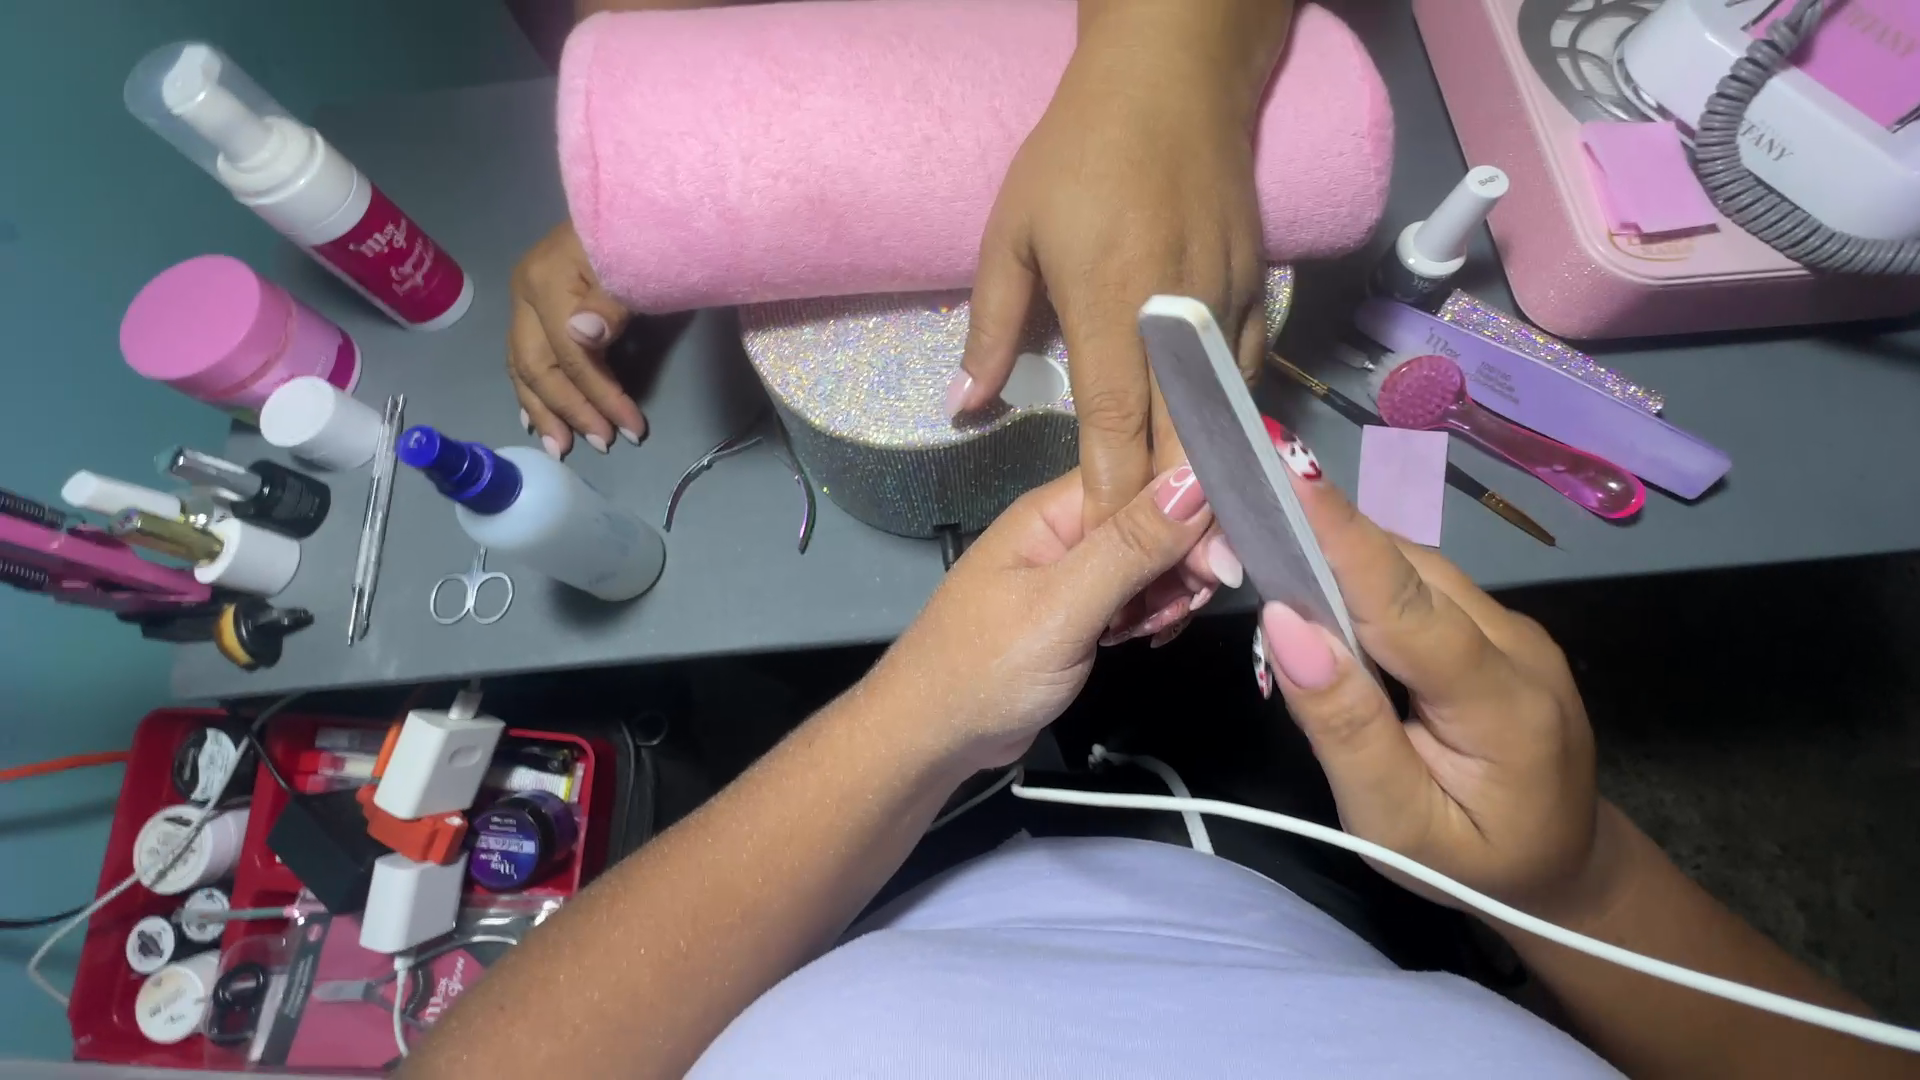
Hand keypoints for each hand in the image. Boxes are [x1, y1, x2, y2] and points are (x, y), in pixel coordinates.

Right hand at [507, 222, 646, 457]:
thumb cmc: (638, 234)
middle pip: (536, 366)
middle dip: (568, 411)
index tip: (631, 429)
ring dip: (544, 410)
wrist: (633, 202)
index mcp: (546, 283)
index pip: (568, 356)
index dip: (599, 396)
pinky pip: (527, 356)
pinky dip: (533, 390)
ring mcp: (527, 299)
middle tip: (600, 445)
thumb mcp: (632, 266)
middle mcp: (526, 292)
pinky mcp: (537, 306)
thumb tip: (582, 336)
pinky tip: (535, 417)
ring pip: (524, 366)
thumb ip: (609, 302)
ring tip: (560, 446)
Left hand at [872, 464, 1217, 770]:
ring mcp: (1074, 571)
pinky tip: (1142, 640)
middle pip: (1156, 519)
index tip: (1215, 564)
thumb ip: (1130, 547)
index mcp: (1055, 509)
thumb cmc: (987, 667)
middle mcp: (1067, 529)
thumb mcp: (1062, 607)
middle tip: (1177, 609)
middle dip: (1181, 561)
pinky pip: (1134, 595)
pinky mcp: (1081, 609)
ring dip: (1166, 594)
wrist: (936, 735)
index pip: (1145, 476)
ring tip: (1147, 632)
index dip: (1191, 510)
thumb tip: (1198, 476)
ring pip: (1152, 562)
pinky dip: (1149, 615)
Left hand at [954, 21, 1270, 530]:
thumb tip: (965, 404)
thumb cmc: (1077, 158)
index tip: (1109, 554)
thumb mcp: (1011, 236)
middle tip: (1170, 575)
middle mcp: (1178, 321)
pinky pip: (1245, 380)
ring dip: (1209, 480)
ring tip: (1199, 539)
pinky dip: (1229, 426)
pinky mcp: (1257, 296)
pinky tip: (1215, 459)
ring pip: (1222, 418)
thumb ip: (992, 330)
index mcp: (1113, 312)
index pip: (1114, 427)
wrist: (1173, 77)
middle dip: (1175, 512)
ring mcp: (1227, 309)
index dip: (1114, 498)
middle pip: (1179, 439)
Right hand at [1260, 441, 1612, 921]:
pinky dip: (1360, 572)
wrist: (1566, 871)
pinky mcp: (1491, 627)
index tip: (1289, 474)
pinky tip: (1320, 584)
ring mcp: (1508, 629)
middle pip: (1405, 572)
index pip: (1406, 604)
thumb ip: (1343, 727)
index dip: (1343, 538)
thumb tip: (1285, 624)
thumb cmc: (1473, 863)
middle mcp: (1514, 644)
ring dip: (1338, 550)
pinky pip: (1417, 583)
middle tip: (1245, 507)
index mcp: (1500, 703)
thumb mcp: (1393, 822)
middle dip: (1324, 532)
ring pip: (1410, 569)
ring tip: (1268, 540)